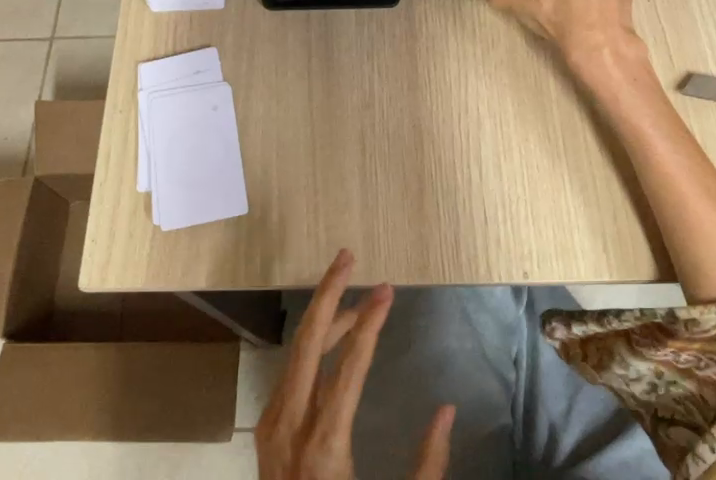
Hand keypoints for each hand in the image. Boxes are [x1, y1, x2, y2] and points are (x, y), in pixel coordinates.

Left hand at [256, 250, 453, 479]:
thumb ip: (427, 465)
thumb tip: (448, 413)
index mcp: (324, 444)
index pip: (349, 365)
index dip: (370, 322)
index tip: (387, 289)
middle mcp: (290, 425)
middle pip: (308, 341)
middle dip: (327, 292)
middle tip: (348, 256)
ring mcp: (272, 425)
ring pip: (297, 353)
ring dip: (325, 320)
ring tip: (359, 303)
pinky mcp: (267, 431)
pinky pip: (291, 374)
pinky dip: (313, 349)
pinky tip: (335, 342)